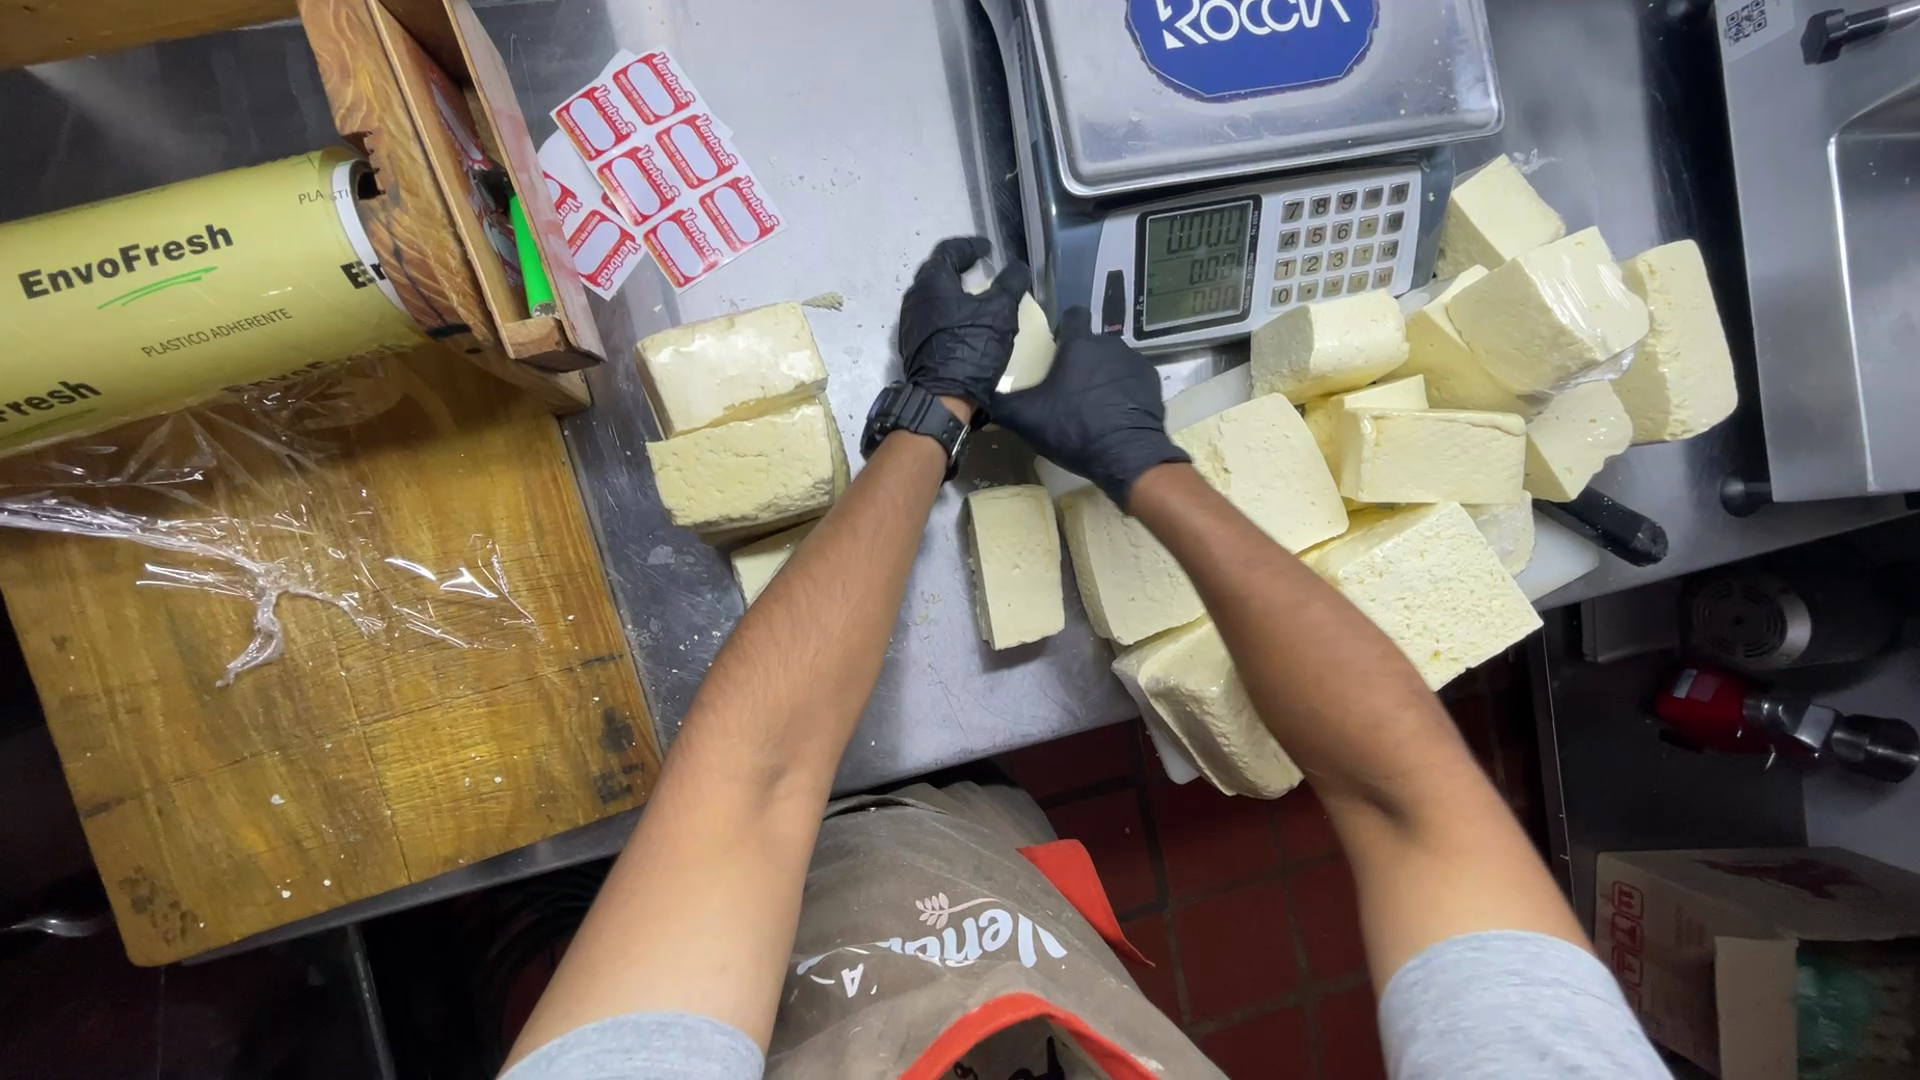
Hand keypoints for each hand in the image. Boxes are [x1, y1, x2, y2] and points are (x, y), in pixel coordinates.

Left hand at [897, 237, 1031, 413]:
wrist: (944, 397)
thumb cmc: (972, 347)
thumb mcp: (1000, 312)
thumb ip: (1010, 284)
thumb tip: (1017, 268)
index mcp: (932, 282)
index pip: (949, 250)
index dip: (970, 246)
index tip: (986, 250)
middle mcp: (914, 298)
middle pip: (936, 273)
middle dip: (958, 268)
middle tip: (977, 270)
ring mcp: (909, 324)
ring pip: (931, 298)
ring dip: (951, 293)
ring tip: (972, 297)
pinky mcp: (912, 345)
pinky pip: (929, 319)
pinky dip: (945, 314)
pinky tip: (961, 324)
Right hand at [990, 307, 1189, 508]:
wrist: (1126, 455)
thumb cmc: (1073, 430)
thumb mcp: (1027, 419)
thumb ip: (1000, 403)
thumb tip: (977, 394)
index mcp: (1079, 344)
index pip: (1072, 316)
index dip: (1062, 328)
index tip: (1054, 347)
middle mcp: (1110, 344)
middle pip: (1091, 342)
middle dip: (1080, 358)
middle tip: (1066, 386)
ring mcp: (1134, 362)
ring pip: (1112, 360)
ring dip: (1101, 374)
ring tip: (1090, 402)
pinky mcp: (1151, 382)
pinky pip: (1130, 379)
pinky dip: (1122, 389)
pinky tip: (1112, 412)